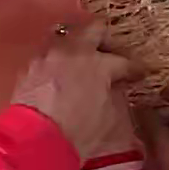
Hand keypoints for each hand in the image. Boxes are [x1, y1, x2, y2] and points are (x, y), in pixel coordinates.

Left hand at [10, 21, 134, 159]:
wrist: (35, 140)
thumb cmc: (78, 132)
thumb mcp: (109, 117)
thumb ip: (115, 94)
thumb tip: (115, 85)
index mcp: (98, 63)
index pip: (122, 61)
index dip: (134, 69)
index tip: (138, 74)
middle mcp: (72, 51)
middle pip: (94, 29)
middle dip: (106, 40)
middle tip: (111, 54)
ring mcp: (48, 55)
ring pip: (66, 34)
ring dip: (78, 43)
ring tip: (84, 59)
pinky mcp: (30, 65)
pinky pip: (49, 51)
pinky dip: (59, 56)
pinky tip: (62, 71)